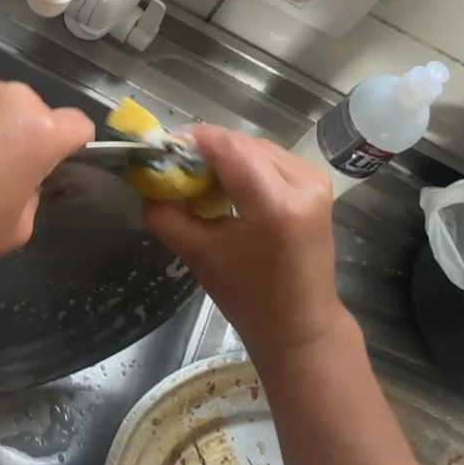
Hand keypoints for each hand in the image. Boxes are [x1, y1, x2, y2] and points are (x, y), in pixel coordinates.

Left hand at [0, 77, 93, 266]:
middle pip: (40, 114)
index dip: (73, 147)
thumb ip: (34, 196)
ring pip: (4, 105)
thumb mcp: (15, 229)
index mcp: (43, 132)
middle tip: (1, 173)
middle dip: (29, 137)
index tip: (50, 169)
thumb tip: (22, 178)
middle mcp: (15, 98)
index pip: (81, 126)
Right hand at [143, 126, 349, 357]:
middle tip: (175, 167)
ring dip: (225, 155)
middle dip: (206, 150)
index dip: (193, 141)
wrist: (299, 323)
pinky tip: (227, 183)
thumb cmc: (248, 297)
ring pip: (256, 146)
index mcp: (275, 205)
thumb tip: (147, 181)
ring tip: (198, 177)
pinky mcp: (316, 182)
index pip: (230, 148)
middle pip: (242, 144)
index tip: (163, 149)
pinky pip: (271, 157)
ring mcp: (314, 180)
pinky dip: (244, 163)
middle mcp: (302, 183)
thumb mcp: (197, 254)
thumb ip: (166, 213)